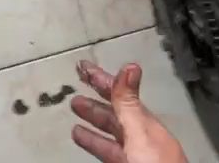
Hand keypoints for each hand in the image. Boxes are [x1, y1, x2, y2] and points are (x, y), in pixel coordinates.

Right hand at [69, 60, 188, 162]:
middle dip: (95, 100)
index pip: (121, 94)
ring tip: (73, 117)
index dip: (101, 79)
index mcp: (146, 124)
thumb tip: (131, 64)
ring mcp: (136, 157)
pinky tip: (82, 141)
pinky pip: (109, 154)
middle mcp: (142, 137)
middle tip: (75, 89)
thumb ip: (130, 103)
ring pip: (111, 135)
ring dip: (93, 124)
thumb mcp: (140, 134)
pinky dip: (95, 144)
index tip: (83, 67)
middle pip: (116, 114)